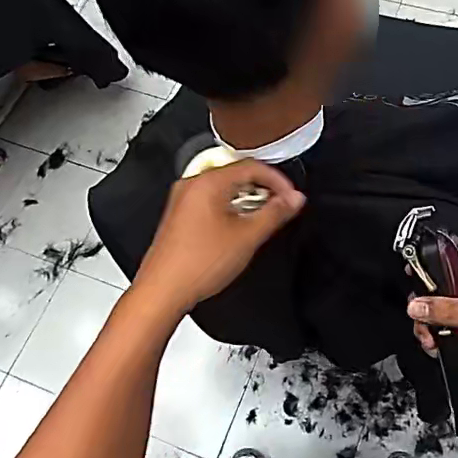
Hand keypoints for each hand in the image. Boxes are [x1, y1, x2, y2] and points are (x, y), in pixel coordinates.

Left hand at [134, 160, 304, 313]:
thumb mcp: (248, 236)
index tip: (291, 196)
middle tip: (281, 207)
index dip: (278, 181)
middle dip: (264, 190)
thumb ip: (276, 213)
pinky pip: (212, 201)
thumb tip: (293, 199)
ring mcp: (184, 200)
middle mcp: (192, 186)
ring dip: (248, 201)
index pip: (252, 167)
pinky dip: (232, 209)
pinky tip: (240, 230)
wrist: (164, 290)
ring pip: (225, 189)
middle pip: (238, 175)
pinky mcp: (181, 215)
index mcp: (208, 183)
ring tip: (262, 221)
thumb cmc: (196, 265)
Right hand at [407, 252, 457, 398]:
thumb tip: (419, 305)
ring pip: (439, 315)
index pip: (456, 260)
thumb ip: (447, 309)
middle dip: (428, 303)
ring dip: (430, 326)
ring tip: (431, 335)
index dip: (436, 261)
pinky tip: (437, 346)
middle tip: (423, 311)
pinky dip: (436, 340)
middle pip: (441, 291)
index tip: (416, 268)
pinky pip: (443, 335)